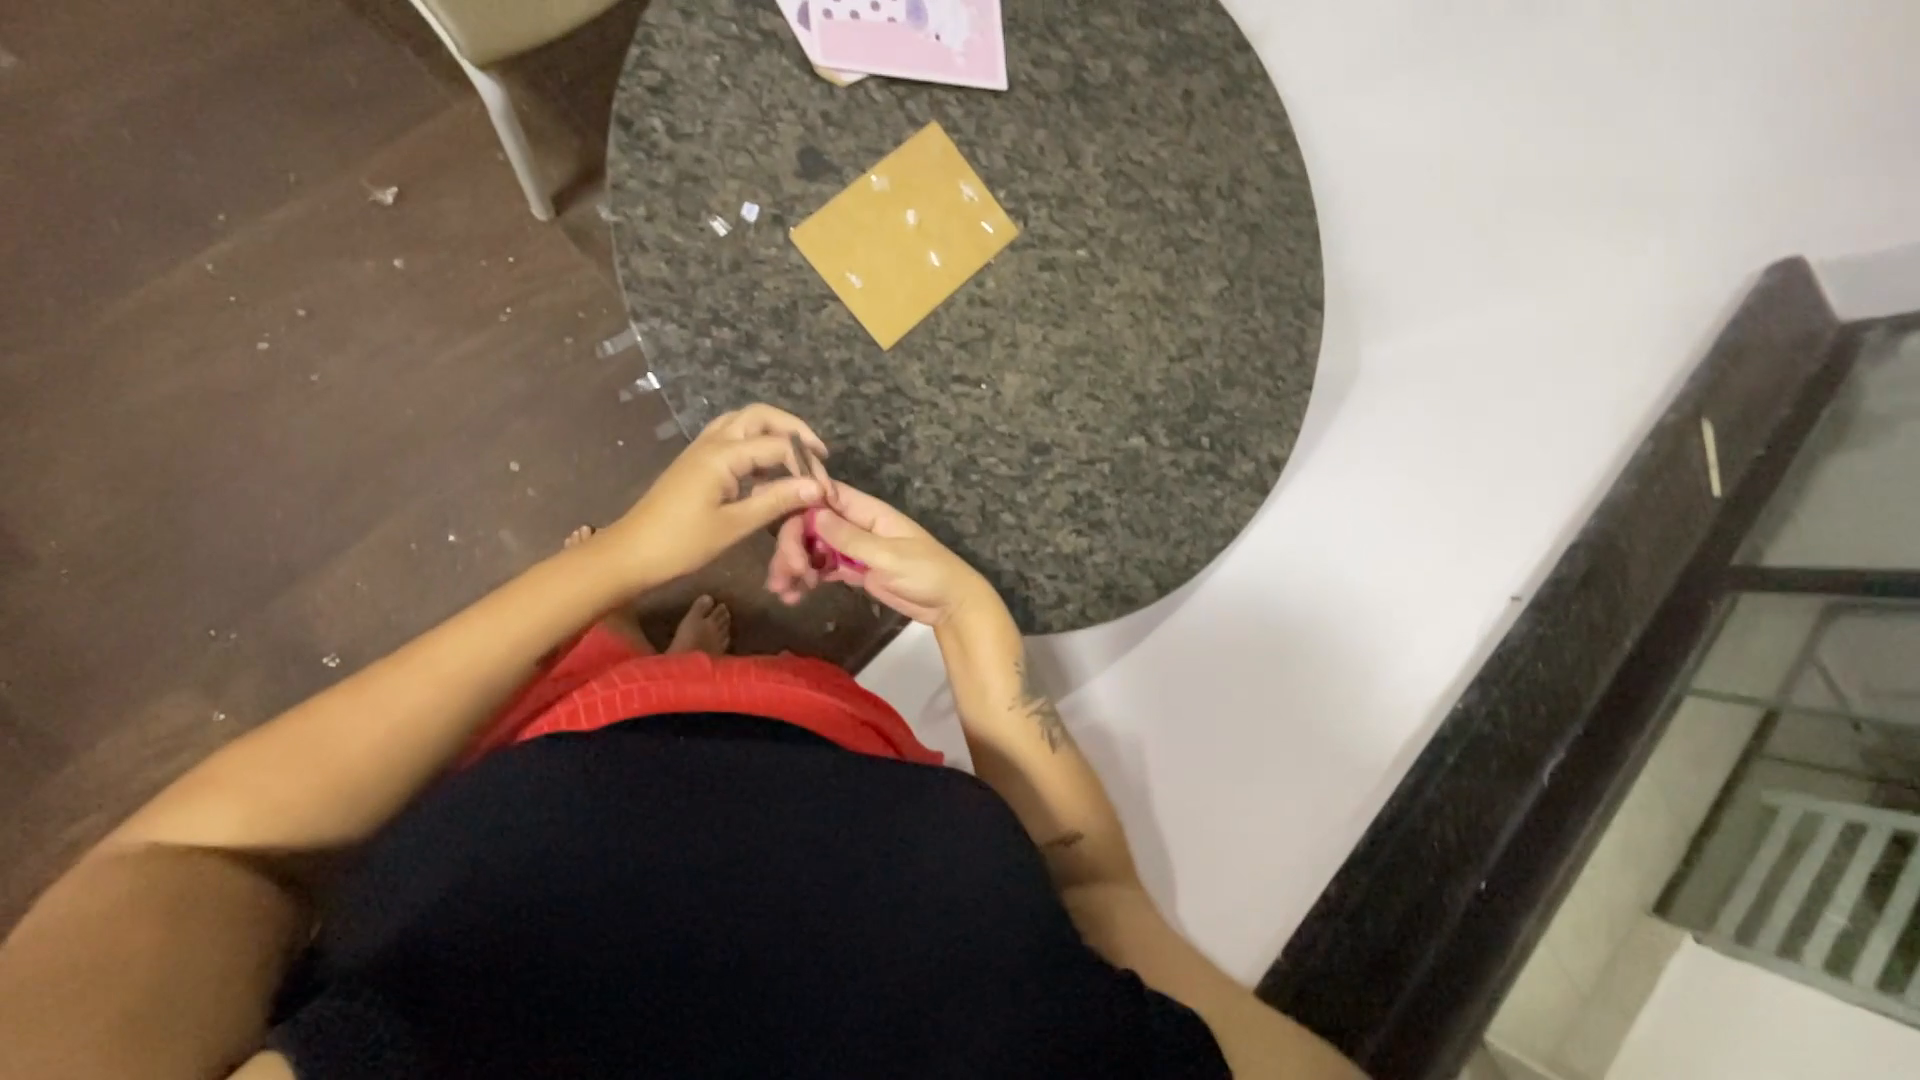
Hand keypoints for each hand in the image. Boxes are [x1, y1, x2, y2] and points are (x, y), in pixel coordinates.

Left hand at [601, 405, 828, 585]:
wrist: (631, 553)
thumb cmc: (681, 543)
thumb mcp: (734, 525)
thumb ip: (777, 501)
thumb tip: (818, 487)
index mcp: (722, 454)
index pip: (779, 446)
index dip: (808, 465)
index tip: (827, 492)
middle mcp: (713, 442)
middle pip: (760, 416)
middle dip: (794, 429)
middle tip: (819, 453)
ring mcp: (702, 449)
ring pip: (744, 422)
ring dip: (774, 431)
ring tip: (799, 456)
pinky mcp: (697, 462)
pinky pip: (732, 438)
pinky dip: (756, 444)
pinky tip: (769, 469)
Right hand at [767, 483, 994, 625]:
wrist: (949, 604)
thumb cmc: (927, 573)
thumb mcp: (889, 555)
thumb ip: (850, 538)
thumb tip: (814, 513)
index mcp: (869, 512)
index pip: (826, 495)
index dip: (798, 501)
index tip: (772, 515)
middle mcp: (856, 525)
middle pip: (811, 524)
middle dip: (793, 545)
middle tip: (788, 574)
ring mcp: (853, 549)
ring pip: (812, 547)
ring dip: (793, 565)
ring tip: (782, 591)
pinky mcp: (852, 571)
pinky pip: (822, 568)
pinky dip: (805, 579)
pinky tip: (793, 595)